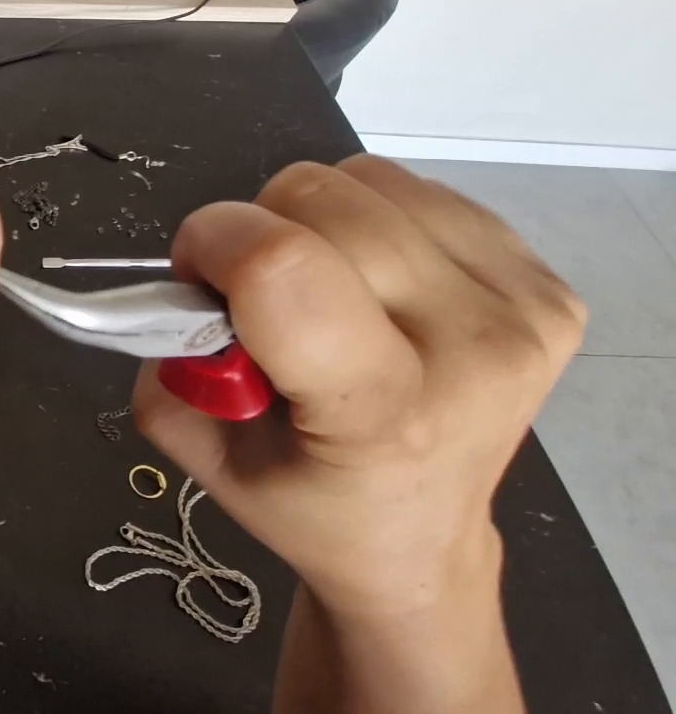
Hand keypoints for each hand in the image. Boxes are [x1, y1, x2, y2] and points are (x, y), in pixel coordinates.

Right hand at [135, 155, 586, 616]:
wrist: (418, 535)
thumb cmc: (299, 499)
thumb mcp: (196, 444)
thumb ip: (169, 361)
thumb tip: (188, 289)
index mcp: (377, 409)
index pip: (284, 265)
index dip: (212, 242)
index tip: (192, 279)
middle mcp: (471, 348)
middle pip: (317, 198)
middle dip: (251, 230)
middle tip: (247, 292)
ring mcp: (521, 309)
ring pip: (359, 178)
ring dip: (305, 219)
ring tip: (311, 284)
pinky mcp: (545, 282)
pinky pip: (409, 190)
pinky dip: (361, 218)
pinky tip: (365, 278)